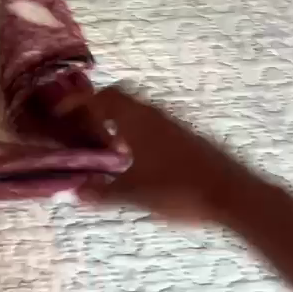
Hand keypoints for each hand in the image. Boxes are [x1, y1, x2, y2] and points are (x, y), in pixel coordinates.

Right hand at [79, 86, 260, 224]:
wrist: (232, 194)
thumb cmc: (177, 188)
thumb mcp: (133, 193)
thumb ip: (102, 191)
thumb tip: (75, 191)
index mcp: (134, 119)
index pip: (99, 98)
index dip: (76, 103)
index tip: (60, 113)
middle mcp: (150, 113)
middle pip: (116, 98)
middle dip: (96, 108)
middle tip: (82, 127)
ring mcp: (170, 122)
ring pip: (135, 109)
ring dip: (117, 119)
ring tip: (106, 144)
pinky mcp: (183, 135)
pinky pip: (149, 121)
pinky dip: (134, 129)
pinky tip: (135, 157)